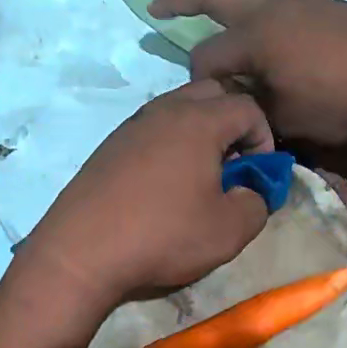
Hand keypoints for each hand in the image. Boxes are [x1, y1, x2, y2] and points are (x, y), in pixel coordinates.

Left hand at [22, 80, 275, 310]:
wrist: (81, 253)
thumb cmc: (164, 236)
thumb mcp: (230, 230)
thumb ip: (257, 203)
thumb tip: (249, 192)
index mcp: (198, 121)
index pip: (248, 107)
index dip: (265, 139)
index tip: (258, 176)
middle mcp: (163, 111)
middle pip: (212, 94)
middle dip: (233, 125)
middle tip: (233, 168)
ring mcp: (131, 126)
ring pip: (179, 111)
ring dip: (201, 136)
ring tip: (201, 180)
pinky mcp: (109, 147)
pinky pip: (153, 132)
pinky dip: (171, 148)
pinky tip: (165, 190)